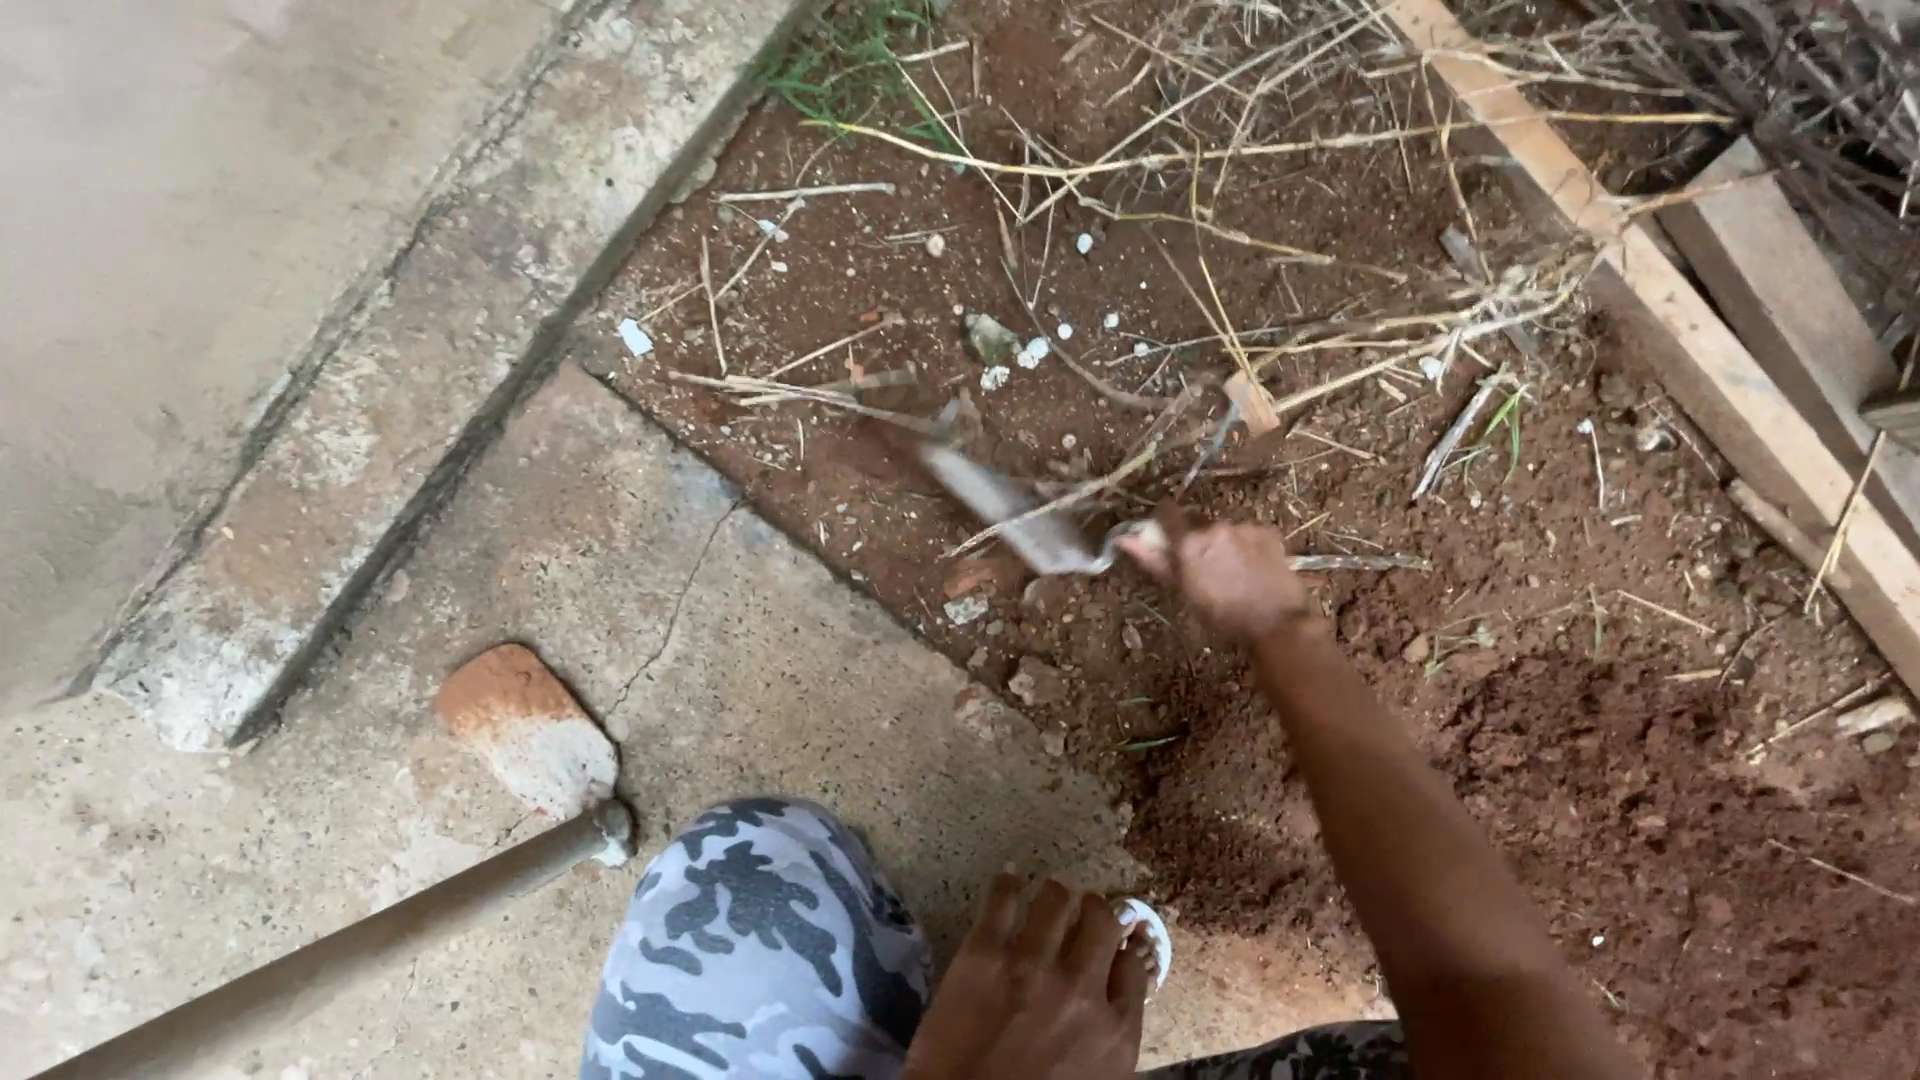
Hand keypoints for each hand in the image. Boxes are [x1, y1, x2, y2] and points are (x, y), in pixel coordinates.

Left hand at [902, 876, 1150, 1079]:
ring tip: (1051, 894)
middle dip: (1097, 910)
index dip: (1126, 946)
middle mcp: (1080, 988)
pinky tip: (1010, 876)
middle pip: (1102, 921)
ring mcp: (1031, 964)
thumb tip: (1116, 995)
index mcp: (1113, 1032)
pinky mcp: (984, 952)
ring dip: (1057, 895)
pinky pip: (1003, 899)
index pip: (1134, 967)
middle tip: (1086, 909)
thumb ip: (1109, 1038)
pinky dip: (1008, 882)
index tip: (1120, 937)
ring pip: (1056, 900)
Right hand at [1119, 522, 1311, 645]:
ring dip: (1221, 542)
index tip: (1167, 538)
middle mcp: (1215, 525)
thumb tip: (1123, 538)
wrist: (1276, 622)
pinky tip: (1252, 569)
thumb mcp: (1182, 590)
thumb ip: (1153, 559)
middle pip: (1196, 521)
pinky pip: (1247, 532)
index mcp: (1189, 541)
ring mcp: (1244, 527)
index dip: (1164, 523)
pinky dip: (1245, 545)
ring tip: (1232, 571)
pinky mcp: (1267, 531)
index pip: (1166, 512)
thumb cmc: (1222, 615)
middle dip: (1195, 537)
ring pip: (1223, 528)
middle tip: (1202, 566)